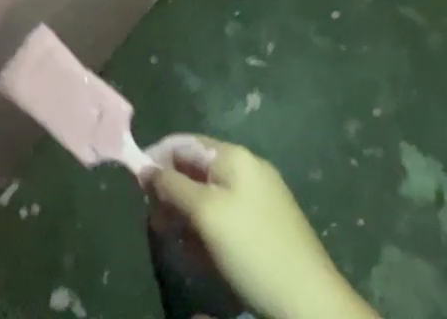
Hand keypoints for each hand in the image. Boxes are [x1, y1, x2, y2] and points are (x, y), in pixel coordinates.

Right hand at [147, 136, 379, 318]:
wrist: (310, 304)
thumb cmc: (252, 249)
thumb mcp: (205, 213)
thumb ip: (171, 185)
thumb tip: (144, 167)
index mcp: (235, 157)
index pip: (182, 143)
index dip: (155, 159)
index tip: (136, 188)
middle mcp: (247, 170)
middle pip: (193, 169)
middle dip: (169, 193)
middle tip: (156, 223)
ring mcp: (258, 199)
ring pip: (205, 197)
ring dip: (184, 216)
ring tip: (175, 243)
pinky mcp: (263, 226)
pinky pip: (222, 217)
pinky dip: (204, 231)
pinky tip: (199, 255)